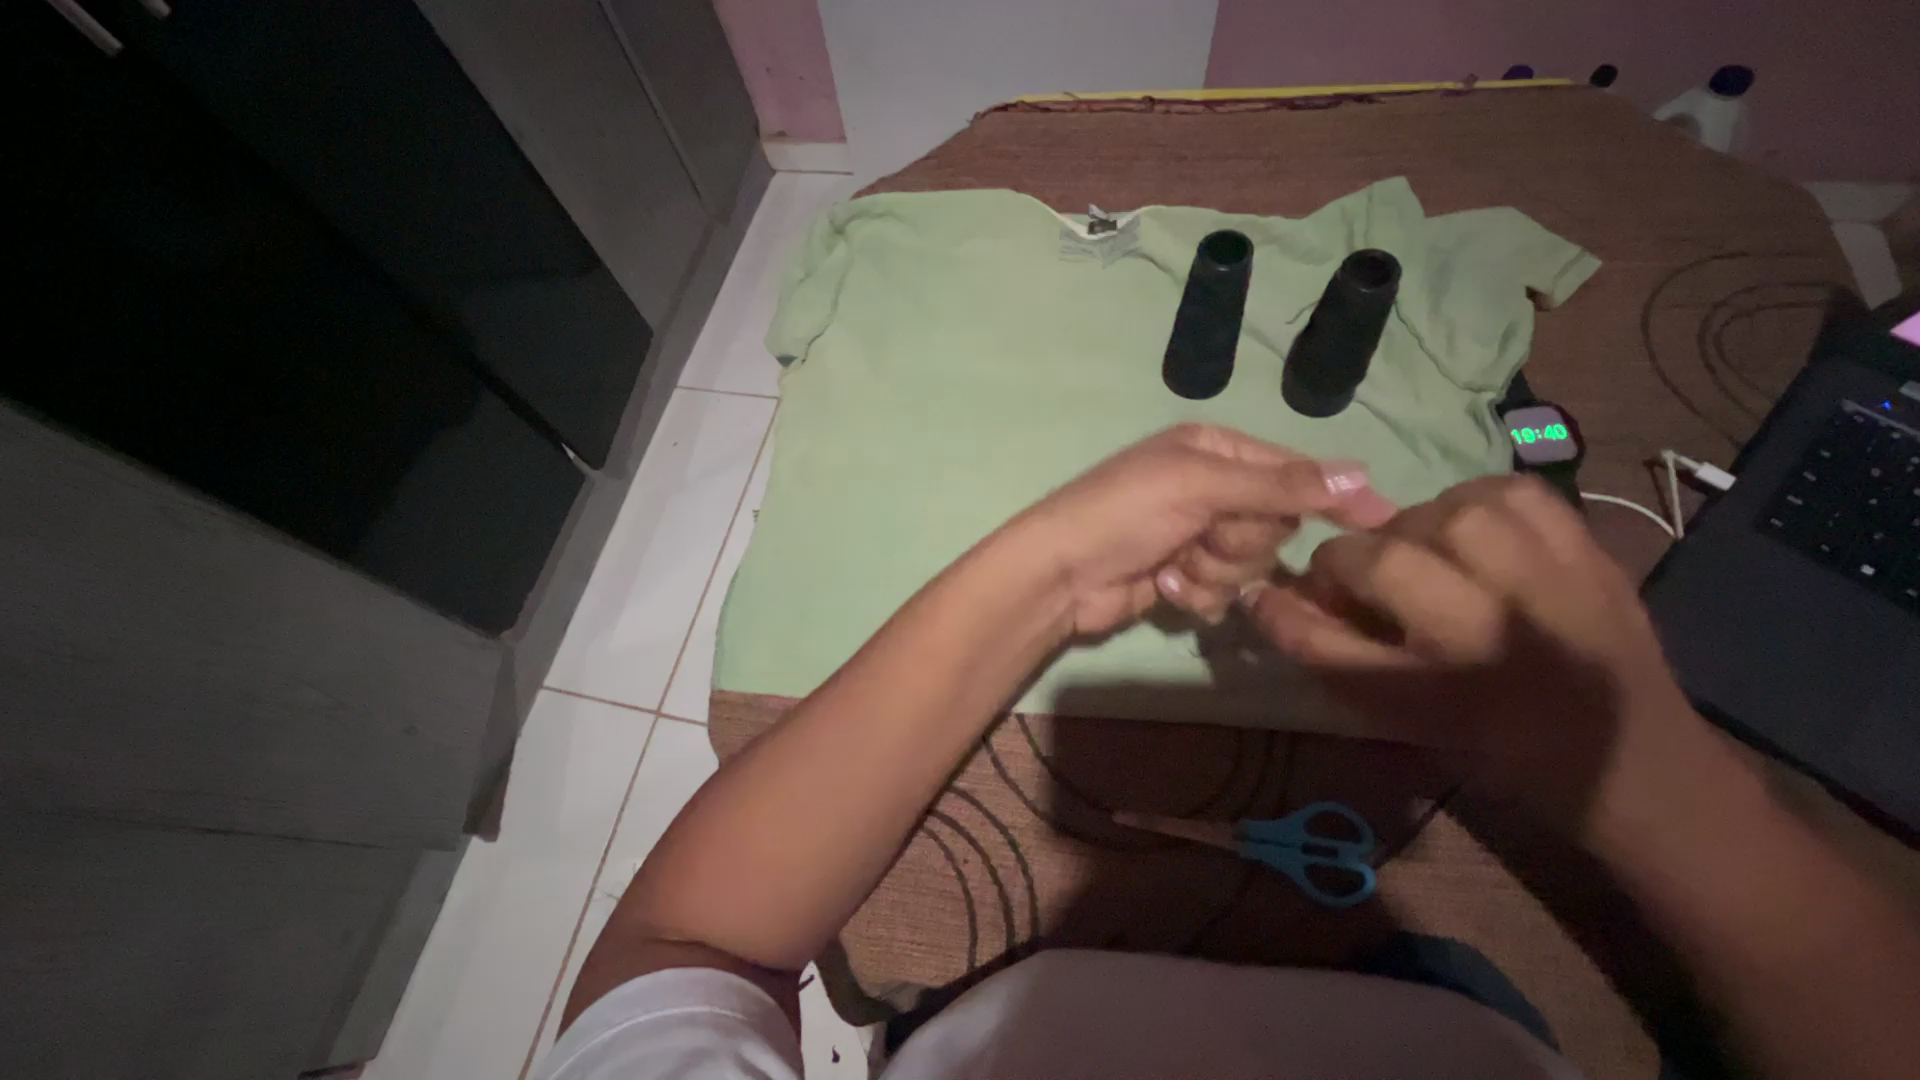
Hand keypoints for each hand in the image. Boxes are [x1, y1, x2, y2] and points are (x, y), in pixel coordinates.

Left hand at [1002, 424, 1394, 636]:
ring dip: (1216, 571)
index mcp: (1214, 450)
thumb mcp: (1199, 485)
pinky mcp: (1185, 578)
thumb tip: (1363, 474)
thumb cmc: (1123, 513)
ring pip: (1252, 564)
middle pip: (1274, 524)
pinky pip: (1224, 592)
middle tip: (1202, 538)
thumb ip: (1279, 484)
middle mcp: (1210, 489)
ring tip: (1173, 564)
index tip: (1377, 519)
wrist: (1061, 574)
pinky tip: (1163, 586)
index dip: (1326, 495)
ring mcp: (1197, 536)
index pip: (1291, 471)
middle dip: (1241, 541)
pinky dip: (1197, 594)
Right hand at [1244, 473, 1717, 836]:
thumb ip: (1319, 648)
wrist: (1626, 758)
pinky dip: (1475, 502)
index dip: (1313, 589)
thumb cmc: (1490, 746)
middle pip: (1391, 545)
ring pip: (1449, 509)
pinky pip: (1511, 492)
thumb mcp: (1391, 712)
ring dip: (1415, 529)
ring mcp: (1553, 574)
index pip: (1343, 594)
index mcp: (1447, 671)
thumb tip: (1261, 593)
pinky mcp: (1588, 548)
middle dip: (1361, 561)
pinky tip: (1472, 533)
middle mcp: (1499, 616)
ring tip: (1424, 559)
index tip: (1314, 604)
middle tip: (1375, 593)